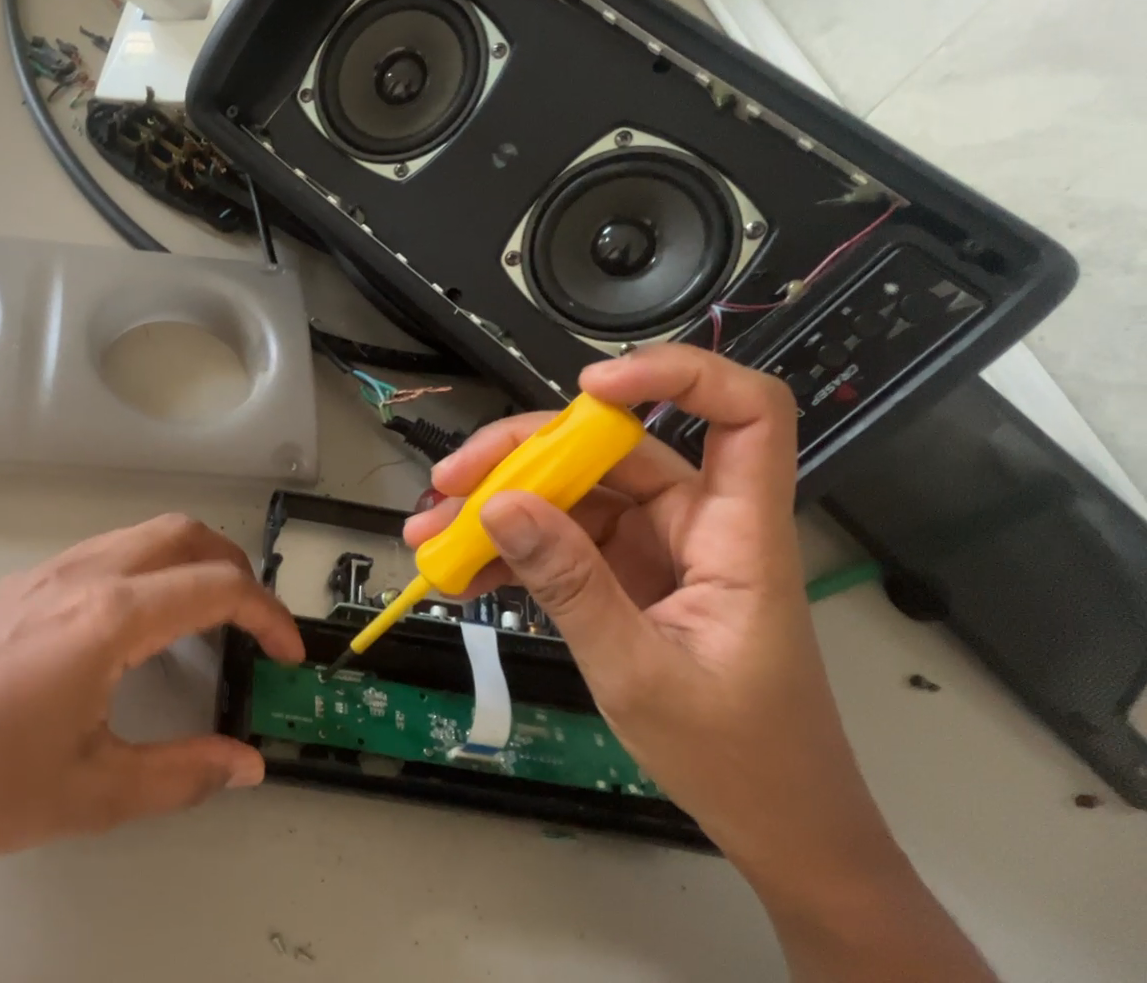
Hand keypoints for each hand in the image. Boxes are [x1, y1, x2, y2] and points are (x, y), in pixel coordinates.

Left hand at [0, 514, 303, 887]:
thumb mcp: (93, 793)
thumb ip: (182, 775)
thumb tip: (247, 765)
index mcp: (108, 617)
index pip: (217, 587)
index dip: (268, 616)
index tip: (289, 655)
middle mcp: (78, 577)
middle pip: (180, 534)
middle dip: (234, 567)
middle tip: (254, 625)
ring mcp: (38, 576)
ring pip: (136, 537)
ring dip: (186, 563)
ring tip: (203, 623)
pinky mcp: (10, 590)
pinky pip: (99, 555)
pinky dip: (143, 571)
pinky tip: (130, 632)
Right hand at [406, 346, 991, 979]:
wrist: (774, 826)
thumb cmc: (736, 756)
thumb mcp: (638, 671)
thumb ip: (570, 585)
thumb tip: (501, 506)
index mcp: (736, 534)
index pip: (744, 415)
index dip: (677, 376)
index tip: (589, 386)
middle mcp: (696, 525)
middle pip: (614, 451)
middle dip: (522, 457)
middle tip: (447, 485)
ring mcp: (657, 552)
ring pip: (573, 497)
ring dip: (498, 509)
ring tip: (429, 534)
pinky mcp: (627, 580)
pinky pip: (561, 545)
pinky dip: (508, 554)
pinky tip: (456, 573)